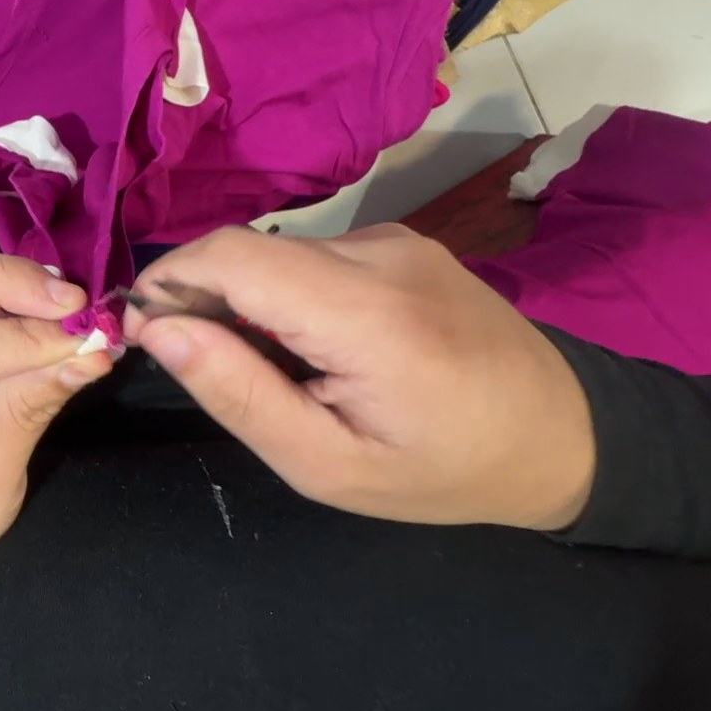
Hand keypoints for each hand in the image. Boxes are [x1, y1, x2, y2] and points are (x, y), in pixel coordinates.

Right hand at [126, 225, 595, 530]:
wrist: (571, 438)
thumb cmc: (442, 470)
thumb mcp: (325, 463)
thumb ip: (236, 393)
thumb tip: (155, 330)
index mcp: (367, 314)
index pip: (230, 257)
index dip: (164, 282)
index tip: (138, 333)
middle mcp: (380, 254)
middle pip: (241, 250)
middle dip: (189, 293)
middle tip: (186, 356)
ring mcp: (393, 240)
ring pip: (267, 251)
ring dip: (230, 294)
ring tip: (248, 357)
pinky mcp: (396, 242)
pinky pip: (301, 255)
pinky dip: (270, 290)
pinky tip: (292, 338)